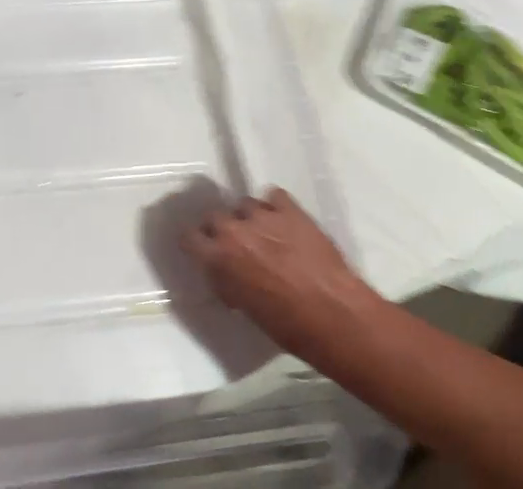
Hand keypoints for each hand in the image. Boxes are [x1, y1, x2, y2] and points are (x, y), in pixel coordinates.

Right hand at [181, 187, 379, 355]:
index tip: (202, 250)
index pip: (188, 237)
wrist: (334, 314)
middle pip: (215, 217)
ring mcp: (263, 216)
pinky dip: (276, 207)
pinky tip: (285, 222)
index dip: (195, 244)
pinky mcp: (291, 209)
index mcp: (218, 257)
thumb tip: (225, 273)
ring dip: (250, 218)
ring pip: (244, 204)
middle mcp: (234, 230)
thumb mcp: (244, 307)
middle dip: (222, 230)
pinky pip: (274, 197)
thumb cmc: (287, 325)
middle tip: (236, 246)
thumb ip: (227, 281)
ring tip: (265, 233)